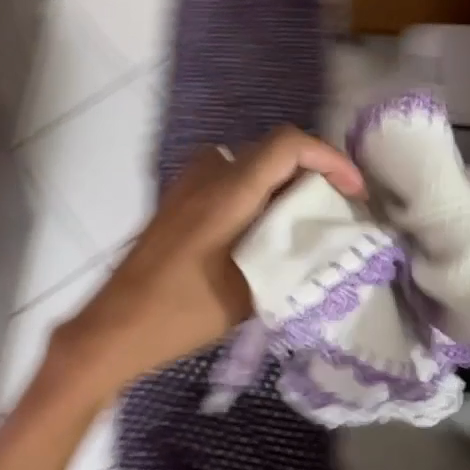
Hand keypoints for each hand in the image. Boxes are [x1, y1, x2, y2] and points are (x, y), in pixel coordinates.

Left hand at [48, 127, 364, 397]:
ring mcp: (184, 187)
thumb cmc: (182, 313)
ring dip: (281, 184)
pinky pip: (225, 182)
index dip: (329, 157)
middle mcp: (205, 177)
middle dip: (310, 174)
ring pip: (247, 166)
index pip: (286, 144)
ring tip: (306, 224)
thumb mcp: (250, 293)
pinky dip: (254, 194)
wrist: (116, 325)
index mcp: (226, 192)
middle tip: (337, 212)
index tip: (353, 192)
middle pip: (269, 151)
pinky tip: (264, 234)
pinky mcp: (175, 204)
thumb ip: (291, 262)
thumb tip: (327, 250)